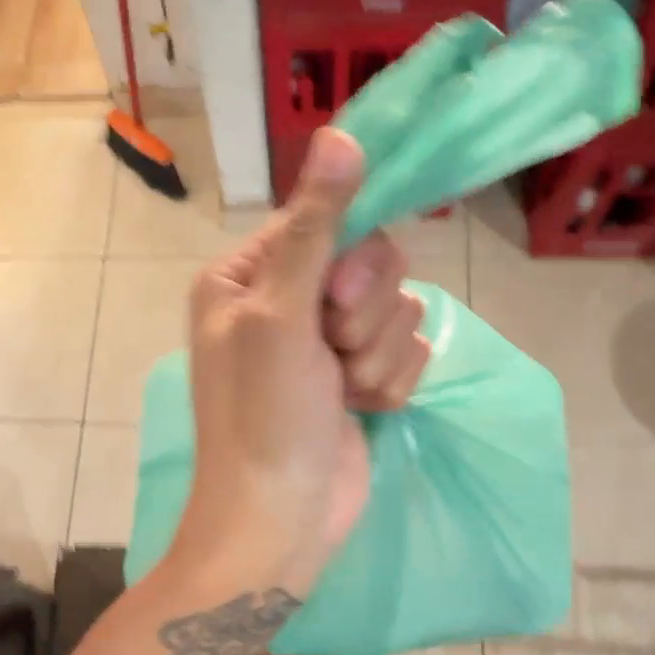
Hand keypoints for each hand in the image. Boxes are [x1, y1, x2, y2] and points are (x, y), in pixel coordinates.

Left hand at [168, 129, 430, 594]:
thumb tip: (340, 132)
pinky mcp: (359, 378)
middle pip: (371, 260)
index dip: (347, 259)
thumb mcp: (279, 316)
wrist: (279, 521)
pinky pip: (406, 352)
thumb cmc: (264, 418)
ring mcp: (326, 341)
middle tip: (333, 355)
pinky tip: (360, 412)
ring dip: (377, 356)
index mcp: (248, 274)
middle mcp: (286, 299)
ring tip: (342, 393)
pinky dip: (389, 384)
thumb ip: (314, 227)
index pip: (327, 219)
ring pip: (396, 307)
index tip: (334, 303)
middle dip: (364, 315)